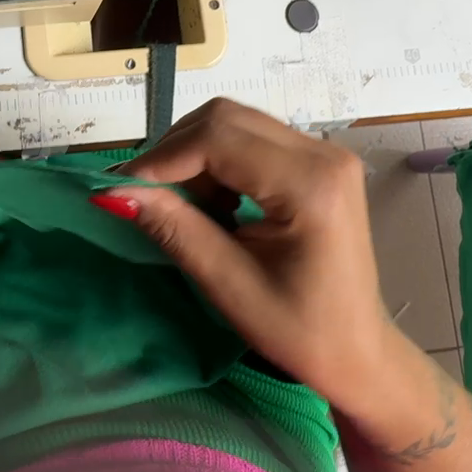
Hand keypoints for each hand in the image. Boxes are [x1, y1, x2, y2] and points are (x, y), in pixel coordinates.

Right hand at [94, 98, 392, 415]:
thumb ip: (174, 229)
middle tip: (146, 196)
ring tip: (182, 205)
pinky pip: (249, 137)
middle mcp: (322, 153)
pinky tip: (213, 203)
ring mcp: (323, 152)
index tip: (120, 190)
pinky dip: (215, 160)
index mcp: (310, 185)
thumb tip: (111, 193)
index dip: (162, 158)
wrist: (360, 353)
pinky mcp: (316, 160)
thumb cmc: (300, 332)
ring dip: (193, 155)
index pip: (217, 138)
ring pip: (233, 122)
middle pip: (224, 118)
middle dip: (174, 152)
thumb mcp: (230, 286)